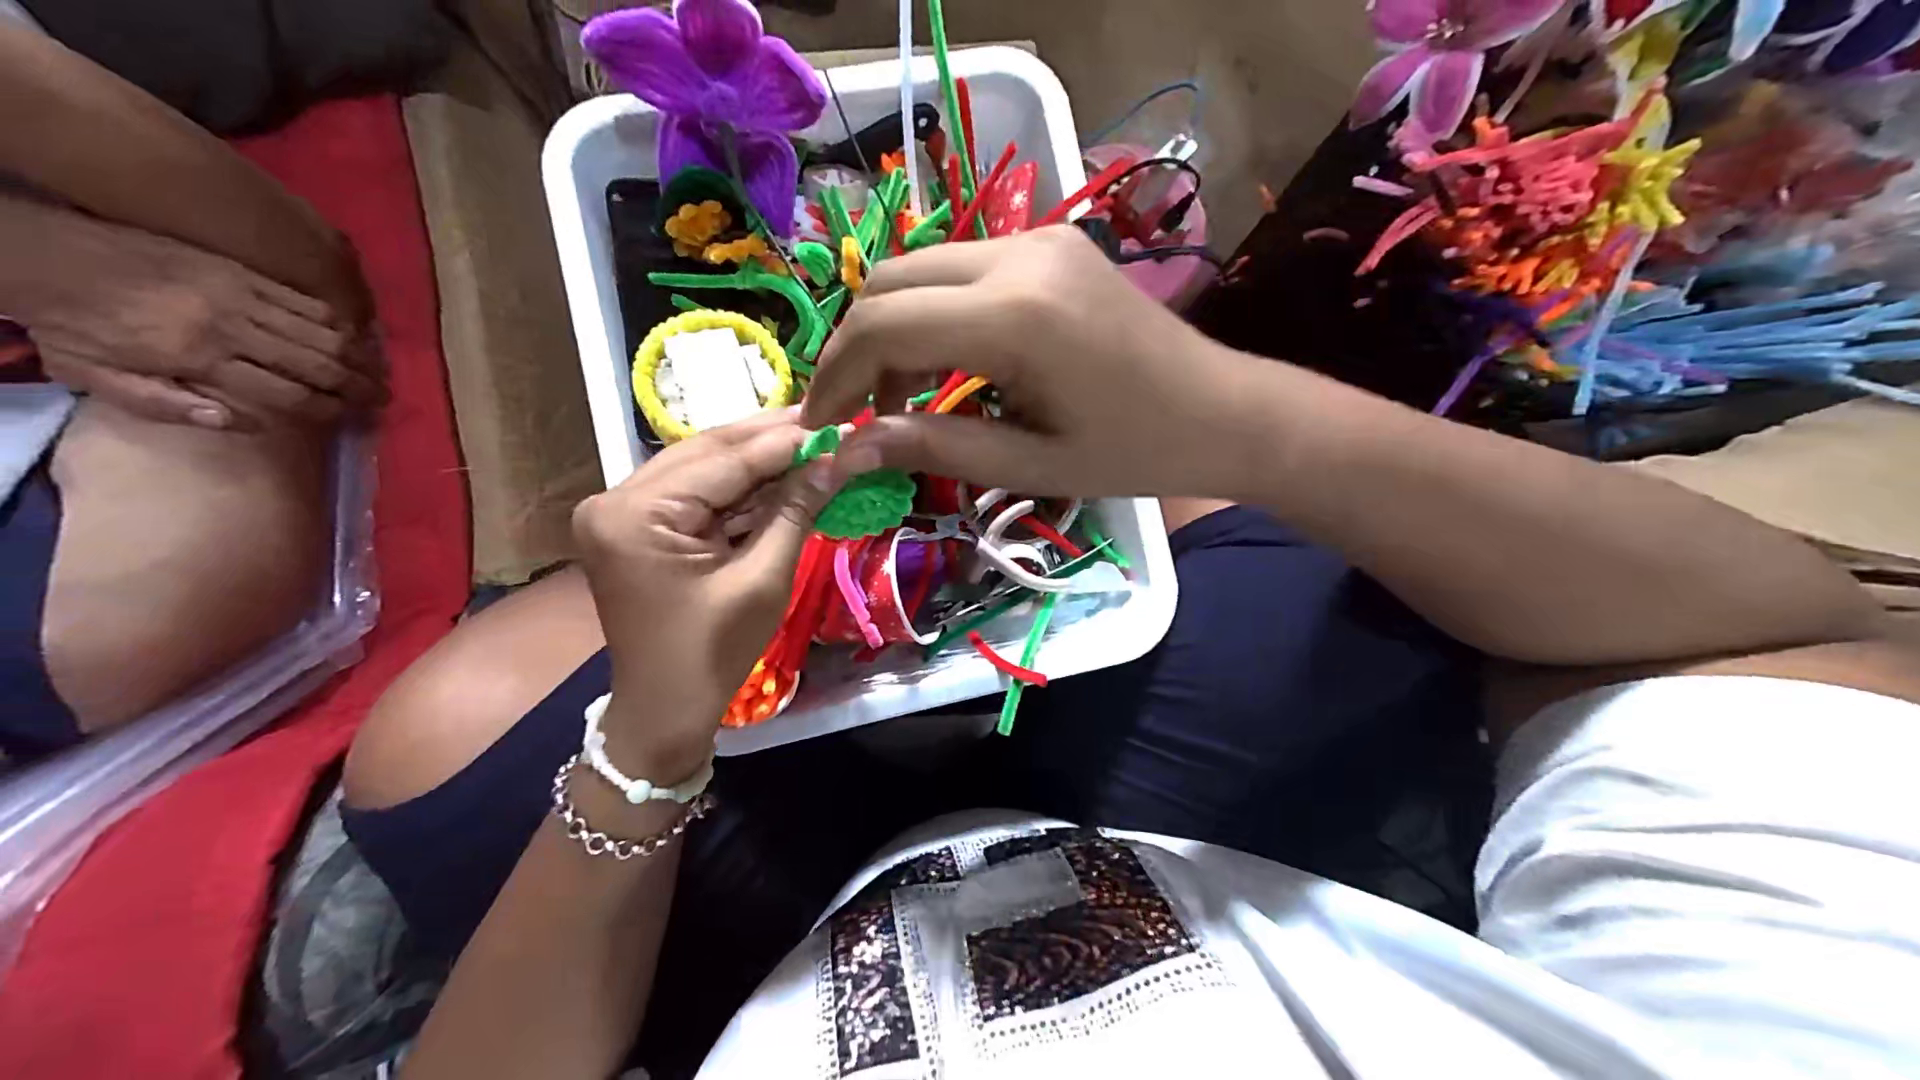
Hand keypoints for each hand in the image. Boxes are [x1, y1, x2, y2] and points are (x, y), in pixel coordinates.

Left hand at [15, 201, 384, 427]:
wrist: (35, 251)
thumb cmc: (68, 325)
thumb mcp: (97, 379)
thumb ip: (170, 405)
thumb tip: (246, 424)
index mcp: (198, 359)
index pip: (288, 395)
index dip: (328, 410)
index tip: (350, 419)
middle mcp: (231, 328)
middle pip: (318, 364)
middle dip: (358, 386)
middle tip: (384, 398)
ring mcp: (239, 295)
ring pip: (322, 332)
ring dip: (358, 355)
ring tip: (380, 371)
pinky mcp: (239, 271)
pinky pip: (304, 300)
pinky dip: (336, 320)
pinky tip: (351, 335)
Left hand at [571, 410, 847, 778]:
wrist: (665, 711)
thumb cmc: (712, 655)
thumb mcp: (762, 580)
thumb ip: (795, 511)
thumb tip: (835, 460)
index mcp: (635, 514)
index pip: (723, 460)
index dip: (784, 441)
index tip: (836, 422)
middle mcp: (617, 500)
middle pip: (707, 453)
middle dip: (770, 440)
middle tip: (825, 420)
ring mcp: (622, 511)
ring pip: (704, 469)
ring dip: (758, 461)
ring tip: (812, 440)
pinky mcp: (637, 526)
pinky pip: (697, 494)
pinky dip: (740, 488)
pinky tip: (781, 473)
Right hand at [802, 226, 1261, 497]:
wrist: (1223, 411)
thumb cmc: (1135, 453)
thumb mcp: (1029, 466)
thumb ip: (933, 448)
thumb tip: (847, 450)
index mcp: (1018, 315)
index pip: (887, 324)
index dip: (837, 375)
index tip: (820, 425)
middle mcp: (1020, 254)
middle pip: (891, 283)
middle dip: (855, 350)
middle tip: (850, 413)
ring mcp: (1037, 239)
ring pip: (919, 270)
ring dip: (891, 331)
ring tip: (896, 400)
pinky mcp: (1049, 244)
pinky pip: (959, 270)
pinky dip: (931, 315)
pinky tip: (942, 366)